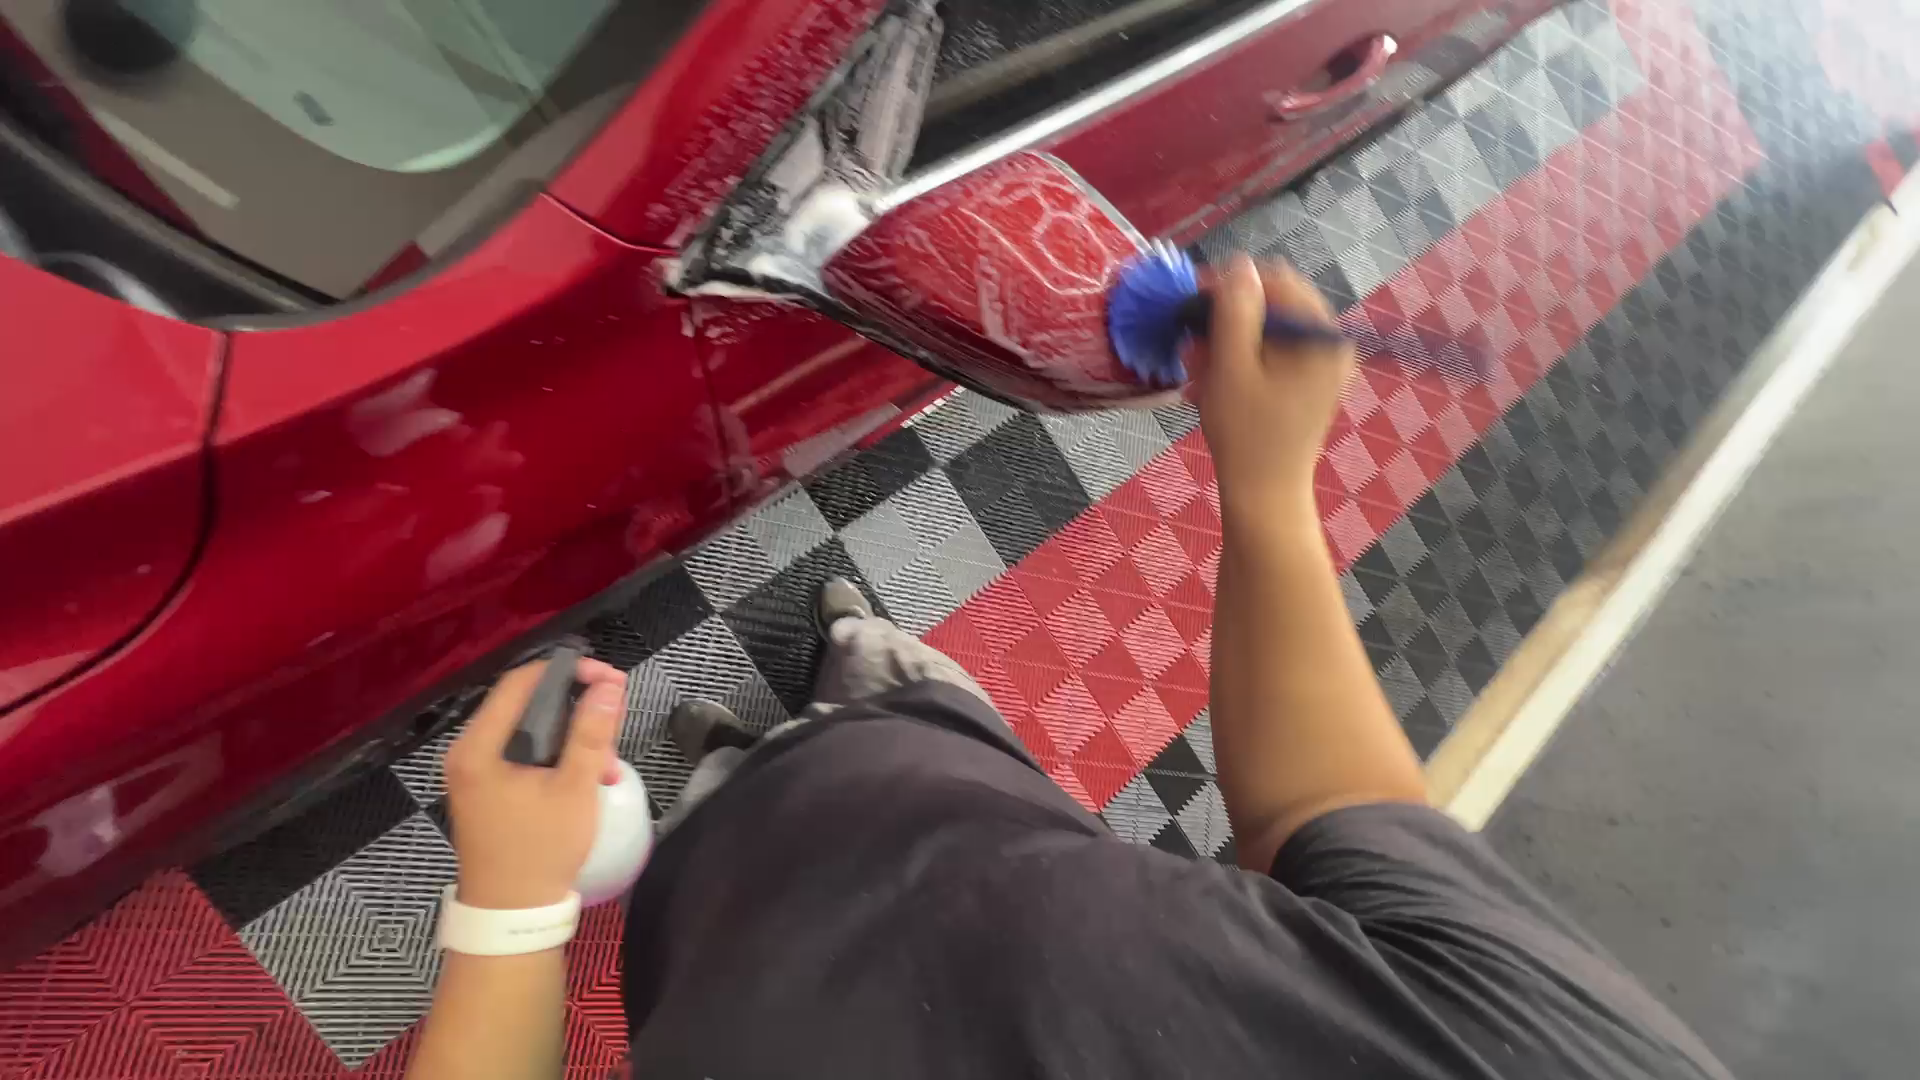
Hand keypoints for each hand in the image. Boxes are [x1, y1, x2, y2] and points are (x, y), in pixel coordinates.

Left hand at [443, 655, 627, 910]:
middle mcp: (470, 751)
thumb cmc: (540, 848)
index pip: (522, 682)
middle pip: (530, 703)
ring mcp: (479, 770)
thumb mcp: (575, 787)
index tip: (611, 679)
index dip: (569, 670)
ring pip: (536, 728)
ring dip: (577, 736)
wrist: (512, 914)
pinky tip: (591, 775)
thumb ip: (592, 731)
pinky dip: (562, 755)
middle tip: (615, 724)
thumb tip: (611, 683)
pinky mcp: (492, 786)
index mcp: (479, 747)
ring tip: (608, 762)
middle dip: (579, 708)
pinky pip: (530, 751)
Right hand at [1188, 254, 1355, 524]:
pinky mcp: (1307, 387)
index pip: (1277, 282)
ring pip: (1267, 334)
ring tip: (1195, 369)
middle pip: (1273, 308)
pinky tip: (1211, 382)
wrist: (1263, 495)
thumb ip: (1234, 311)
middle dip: (1226, 320)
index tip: (1190, 301)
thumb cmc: (1244, 434)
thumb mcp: (1231, 368)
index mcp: (1321, 336)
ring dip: (1227, 344)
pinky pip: (1271, 358)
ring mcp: (1321, 368)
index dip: (1231, 284)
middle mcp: (1330, 345)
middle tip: (1189, 343)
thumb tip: (1238, 266)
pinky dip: (1239, 363)